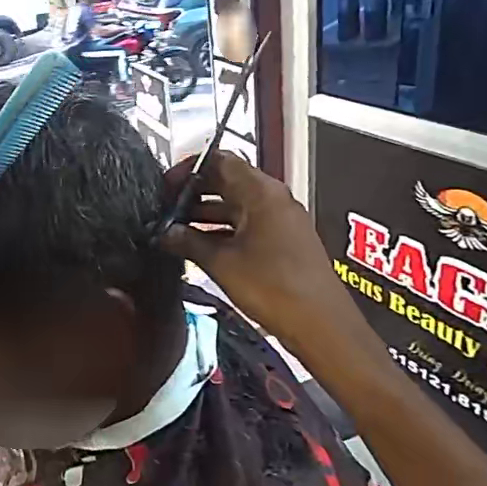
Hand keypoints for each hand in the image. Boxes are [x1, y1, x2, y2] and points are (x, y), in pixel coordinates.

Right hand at [158, 153, 345, 345]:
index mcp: (262, 193)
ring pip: (235, 205)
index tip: (167, 185)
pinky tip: (201, 248)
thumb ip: (188, 242)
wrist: (320, 325)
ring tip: (176, 230)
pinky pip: (246, 225)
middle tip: (166, 208)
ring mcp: (281, 221)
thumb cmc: (277, 288)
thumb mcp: (220, 263)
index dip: (188, 169)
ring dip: (205, 214)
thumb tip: (166, 233)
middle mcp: (274, 200)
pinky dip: (222, 231)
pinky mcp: (284, 242)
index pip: (219, 161)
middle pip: (227, 181)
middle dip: (193, 193)